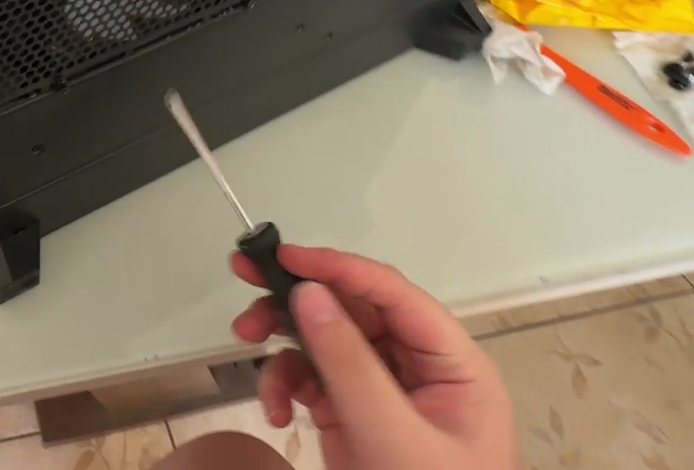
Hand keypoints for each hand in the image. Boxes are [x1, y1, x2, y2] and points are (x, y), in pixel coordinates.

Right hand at [231, 247, 515, 469]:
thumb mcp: (390, 435)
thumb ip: (347, 362)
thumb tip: (306, 291)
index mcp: (450, 363)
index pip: (391, 293)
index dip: (337, 266)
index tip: (283, 256)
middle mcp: (416, 365)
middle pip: (349, 306)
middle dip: (294, 296)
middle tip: (242, 272)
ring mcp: (382, 387)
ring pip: (322, 336)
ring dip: (280, 338)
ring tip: (244, 338)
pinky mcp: (351, 410)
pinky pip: (310, 376)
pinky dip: (284, 386)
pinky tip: (277, 411)